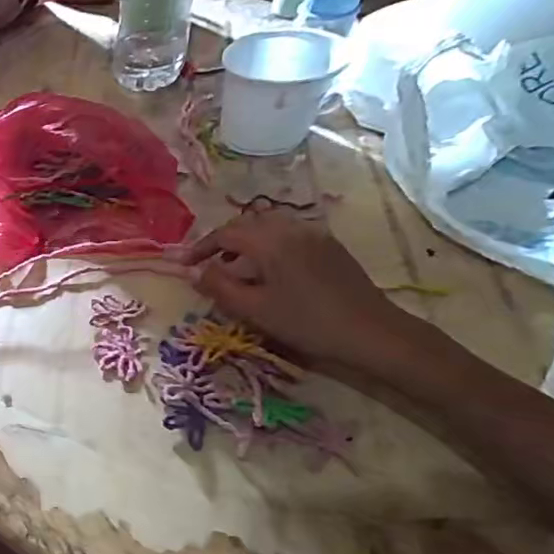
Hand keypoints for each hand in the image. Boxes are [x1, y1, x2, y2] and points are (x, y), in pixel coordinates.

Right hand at [182, 209, 420, 370]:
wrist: (370, 331)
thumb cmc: (307, 322)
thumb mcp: (256, 310)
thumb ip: (221, 287)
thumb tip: (195, 271)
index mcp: (271, 240)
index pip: (226, 232)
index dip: (201, 247)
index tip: (183, 264)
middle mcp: (292, 227)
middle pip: (248, 222)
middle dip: (223, 240)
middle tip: (208, 264)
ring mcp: (314, 234)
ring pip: (270, 225)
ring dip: (247, 240)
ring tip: (236, 265)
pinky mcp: (330, 246)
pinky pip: (289, 234)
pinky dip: (269, 244)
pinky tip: (270, 270)